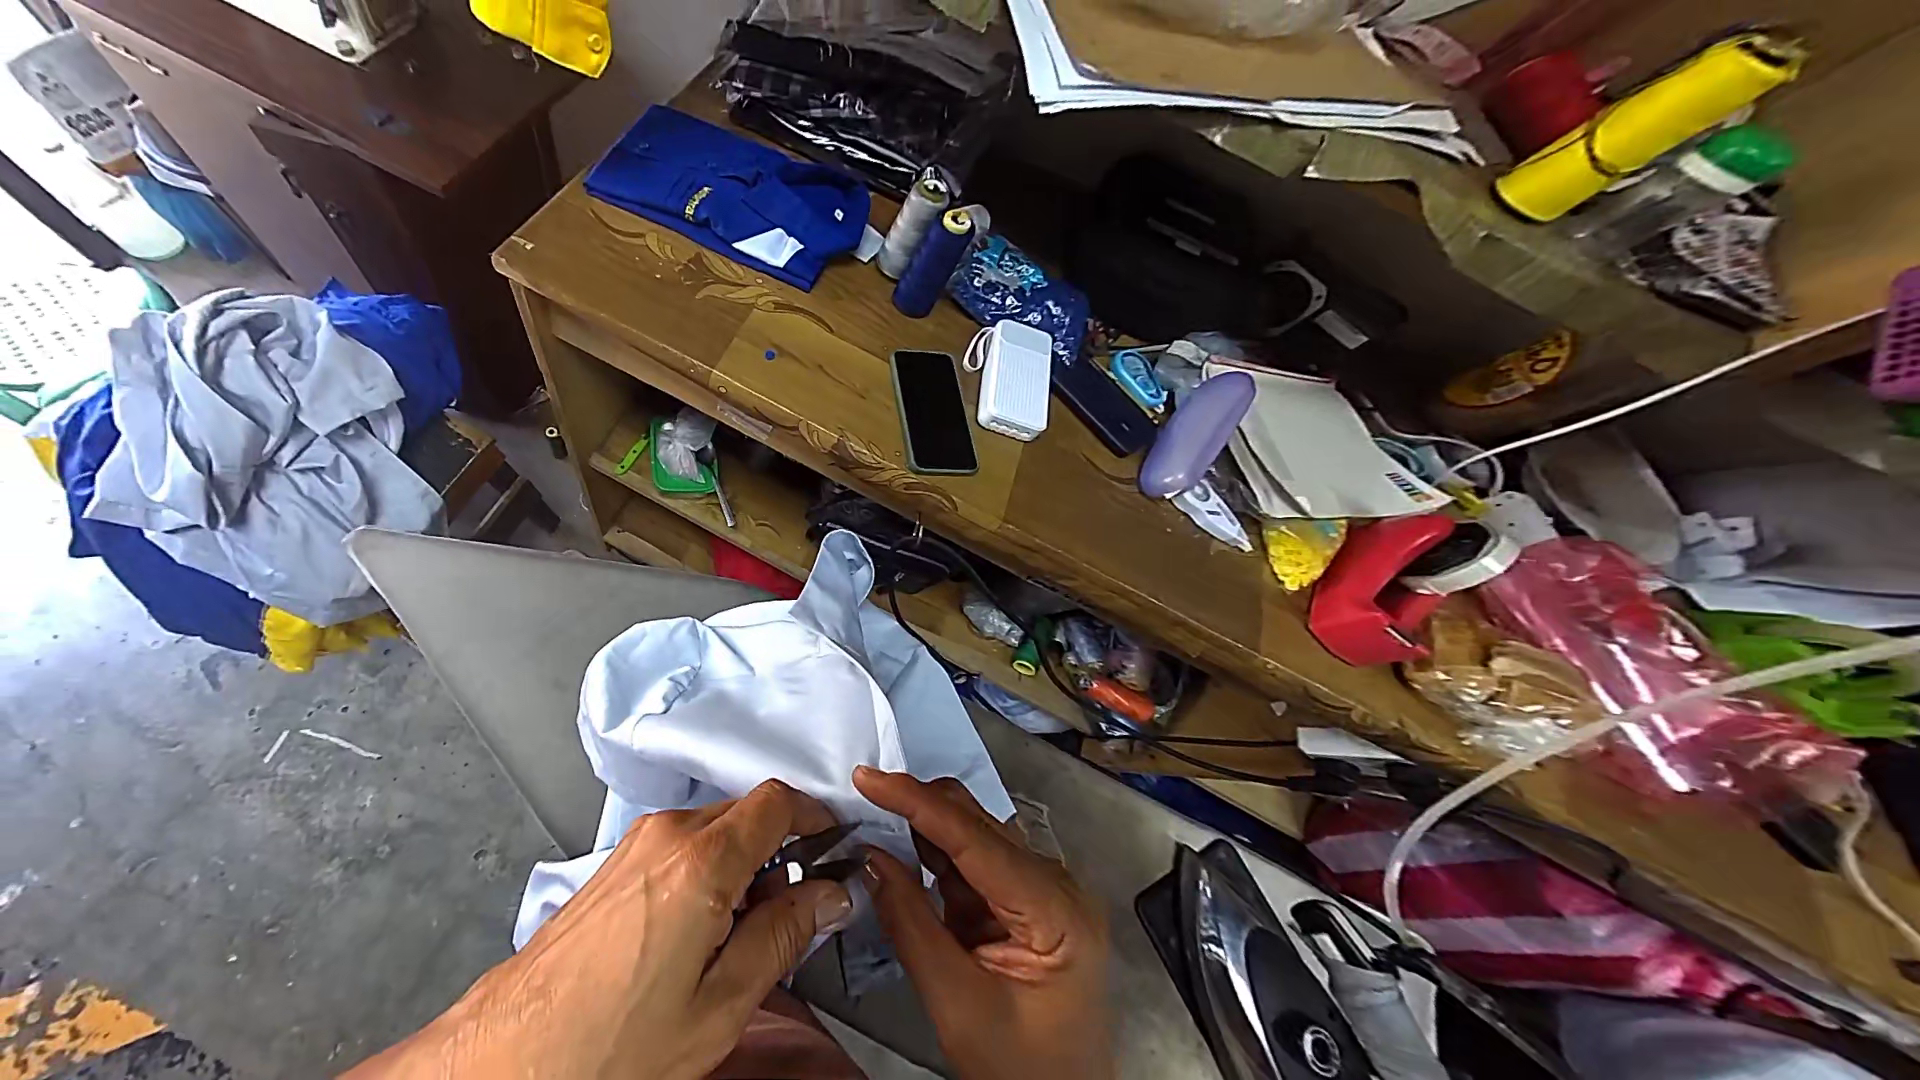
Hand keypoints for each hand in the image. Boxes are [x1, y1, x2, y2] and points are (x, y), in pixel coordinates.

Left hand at [342, 780, 853, 1079]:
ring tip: (741, 928)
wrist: (499, 1069)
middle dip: (781, 848)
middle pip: (749, 812)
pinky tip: (700, 927)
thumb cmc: (608, 1049)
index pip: (778, 802)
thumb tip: (827, 895)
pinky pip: (683, 843)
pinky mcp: (615, 863)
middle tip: (790, 905)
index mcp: (701, 862)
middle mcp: (668, 836)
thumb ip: (784, 935)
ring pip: (716, 827)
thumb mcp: (720, 1005)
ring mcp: (635, 845)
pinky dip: (710, 867)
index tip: (830, 847)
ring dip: (744, 860)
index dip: (814, 818)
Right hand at [853, 766, 1112, 1078]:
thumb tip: (872, 858)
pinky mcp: (1021, 899)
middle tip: (864, 793)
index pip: (976, 838)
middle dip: (918, 805)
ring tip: (875, 815)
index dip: (919, 802)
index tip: (873, 779)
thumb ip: (912, 925)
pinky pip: (972, 862)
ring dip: (922, 826)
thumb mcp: (959, 1004)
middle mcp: (1054, 883)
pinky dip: (934, 854)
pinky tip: (903, 848)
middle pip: (978, 825)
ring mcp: (1040, 888)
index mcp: (1055, 908)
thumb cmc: (1023, 1069)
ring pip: (973, 835)